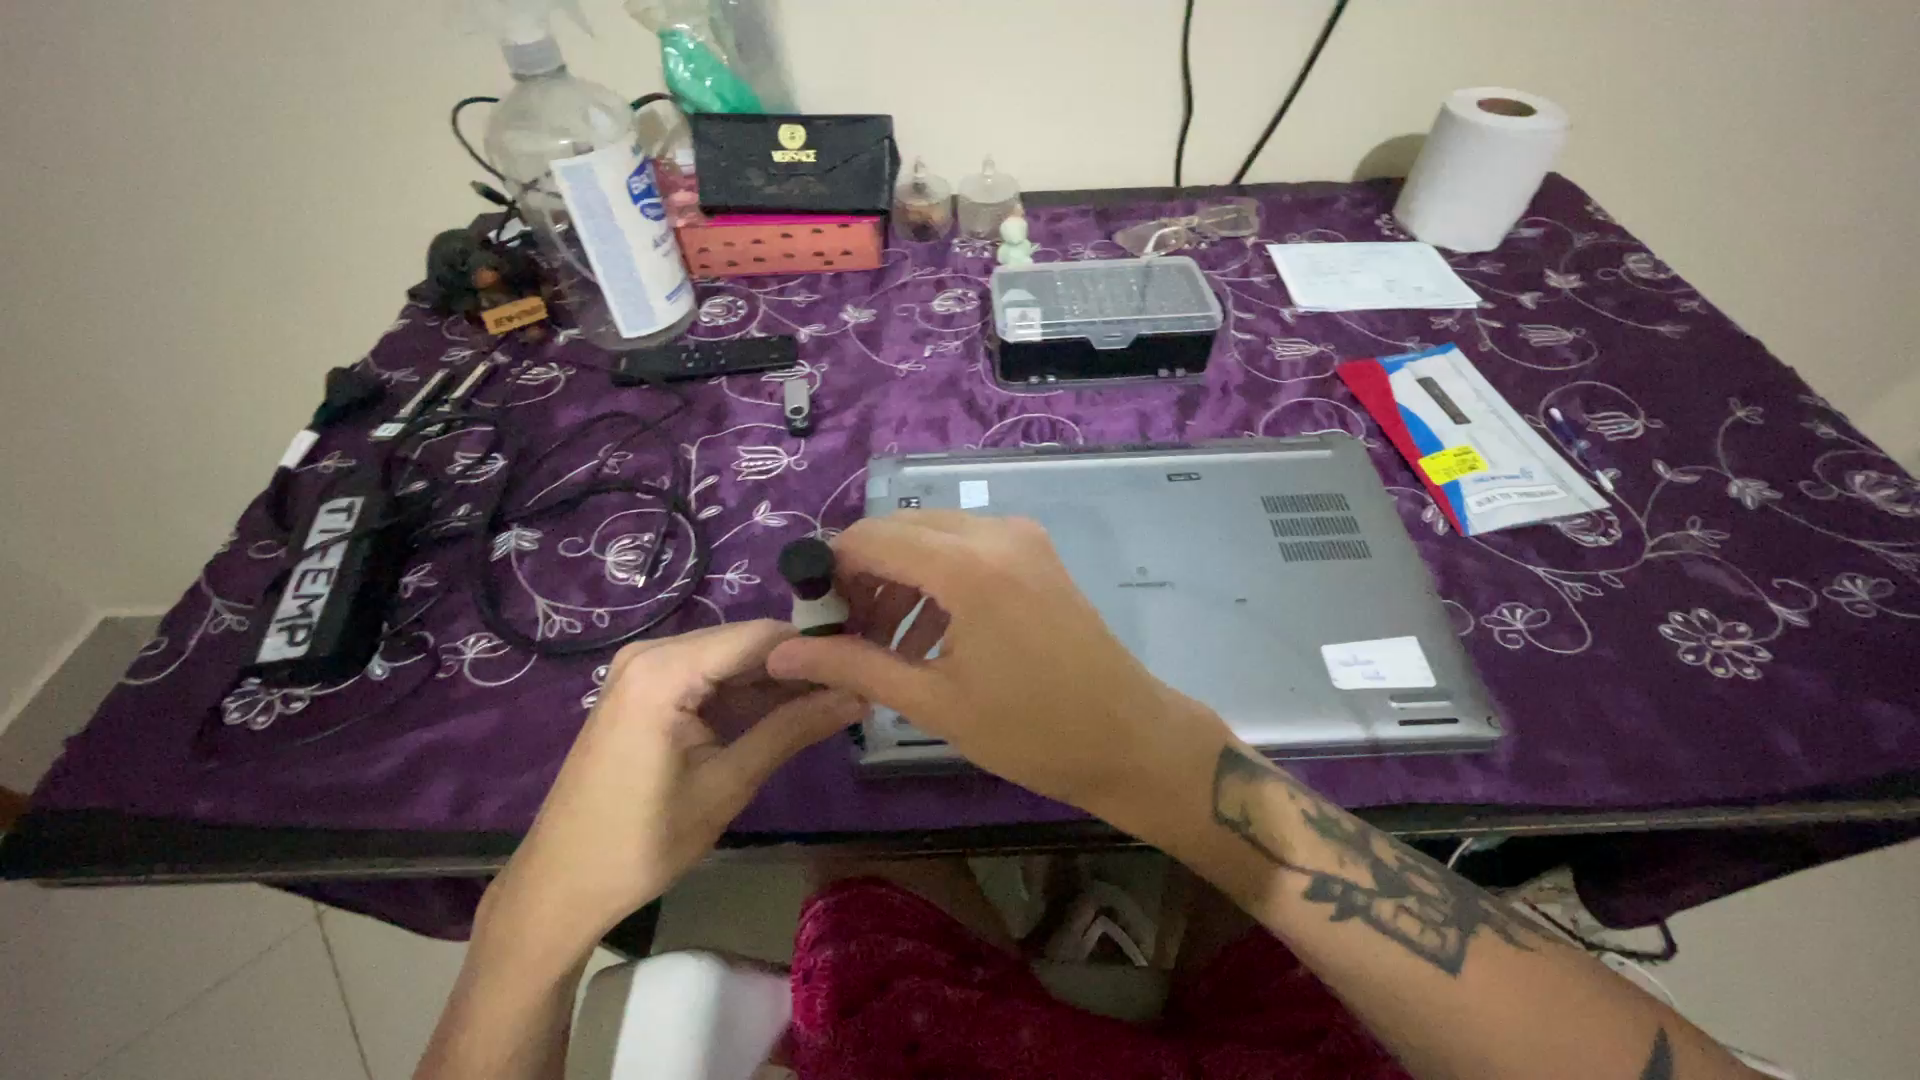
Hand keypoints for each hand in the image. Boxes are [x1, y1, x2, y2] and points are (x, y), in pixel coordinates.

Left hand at [481, 621, 863, 951]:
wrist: (560, 885)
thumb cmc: (642, 842)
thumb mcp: (728, 784)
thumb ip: (793, 729)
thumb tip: (859, 695)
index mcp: (665, 669)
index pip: (763, 636)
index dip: (819, 648)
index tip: (867, 668)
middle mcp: (652, 653)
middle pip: (748, 643)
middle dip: (802, 666)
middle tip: (856, 691)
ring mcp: (643, 669)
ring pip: (732, 659)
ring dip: (778, 683)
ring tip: (833, 705)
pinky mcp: (643, 690)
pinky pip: (708, 677)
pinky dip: (745, 695)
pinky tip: (786, 715)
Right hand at [766, 512, 1229, 825]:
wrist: (1130, 739)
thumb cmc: (1031, 731)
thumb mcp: (932, 703)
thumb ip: (853, 667)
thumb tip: (781, 655)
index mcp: (967, 566)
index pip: (870, 538)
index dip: (831, 572)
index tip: (815, 619)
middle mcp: (994, 533)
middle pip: (900, 529)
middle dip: (865, 575)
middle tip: (848, 634)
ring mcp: (1022, 539)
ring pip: (934, 536)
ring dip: (900, 579)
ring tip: (885, 644)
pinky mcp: (1037, 554)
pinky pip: (968, 548)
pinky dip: (938, 580)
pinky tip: (931, 636)